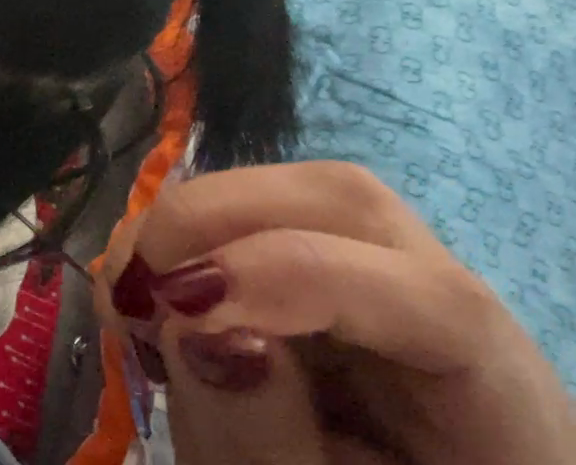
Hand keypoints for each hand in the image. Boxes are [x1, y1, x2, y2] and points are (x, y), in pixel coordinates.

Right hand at [96, 161, 573, 463]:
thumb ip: (262, 439)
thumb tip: (191, 324)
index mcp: (504, 414)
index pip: (435, 302)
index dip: (292, 277)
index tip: (175, 310)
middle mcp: (450, 319)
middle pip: (345, 205)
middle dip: (212, 221)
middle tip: (136, 288)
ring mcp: (377, 281)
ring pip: (279, 193)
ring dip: (179, 231)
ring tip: (129, 306)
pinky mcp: (309, 270)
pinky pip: (235, 215)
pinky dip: (170, 242)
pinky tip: (144, 302)